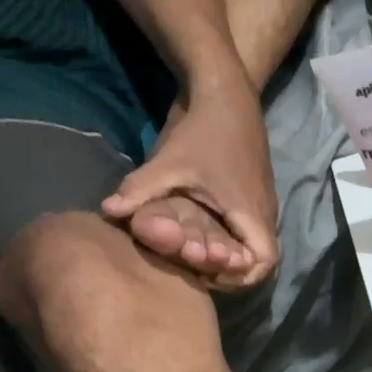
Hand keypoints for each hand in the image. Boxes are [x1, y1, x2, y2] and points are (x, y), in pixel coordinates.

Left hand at [102, 81, 279, 290]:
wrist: (227, 96)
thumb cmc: (203, 131)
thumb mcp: (168, 163)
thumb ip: (139, 190)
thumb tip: (107, 211)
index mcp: (251, 212)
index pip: (263, 263)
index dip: (239, 275)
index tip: (209, 270)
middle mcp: (264, 215)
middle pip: (258, 259)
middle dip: (229, 268)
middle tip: (196, 265)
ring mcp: (263, 205)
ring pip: (254, 245)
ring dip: (229, 253)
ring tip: (196, 253)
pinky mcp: (256, 197)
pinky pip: (249, 230)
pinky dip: (231, 238)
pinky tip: (203, 234)